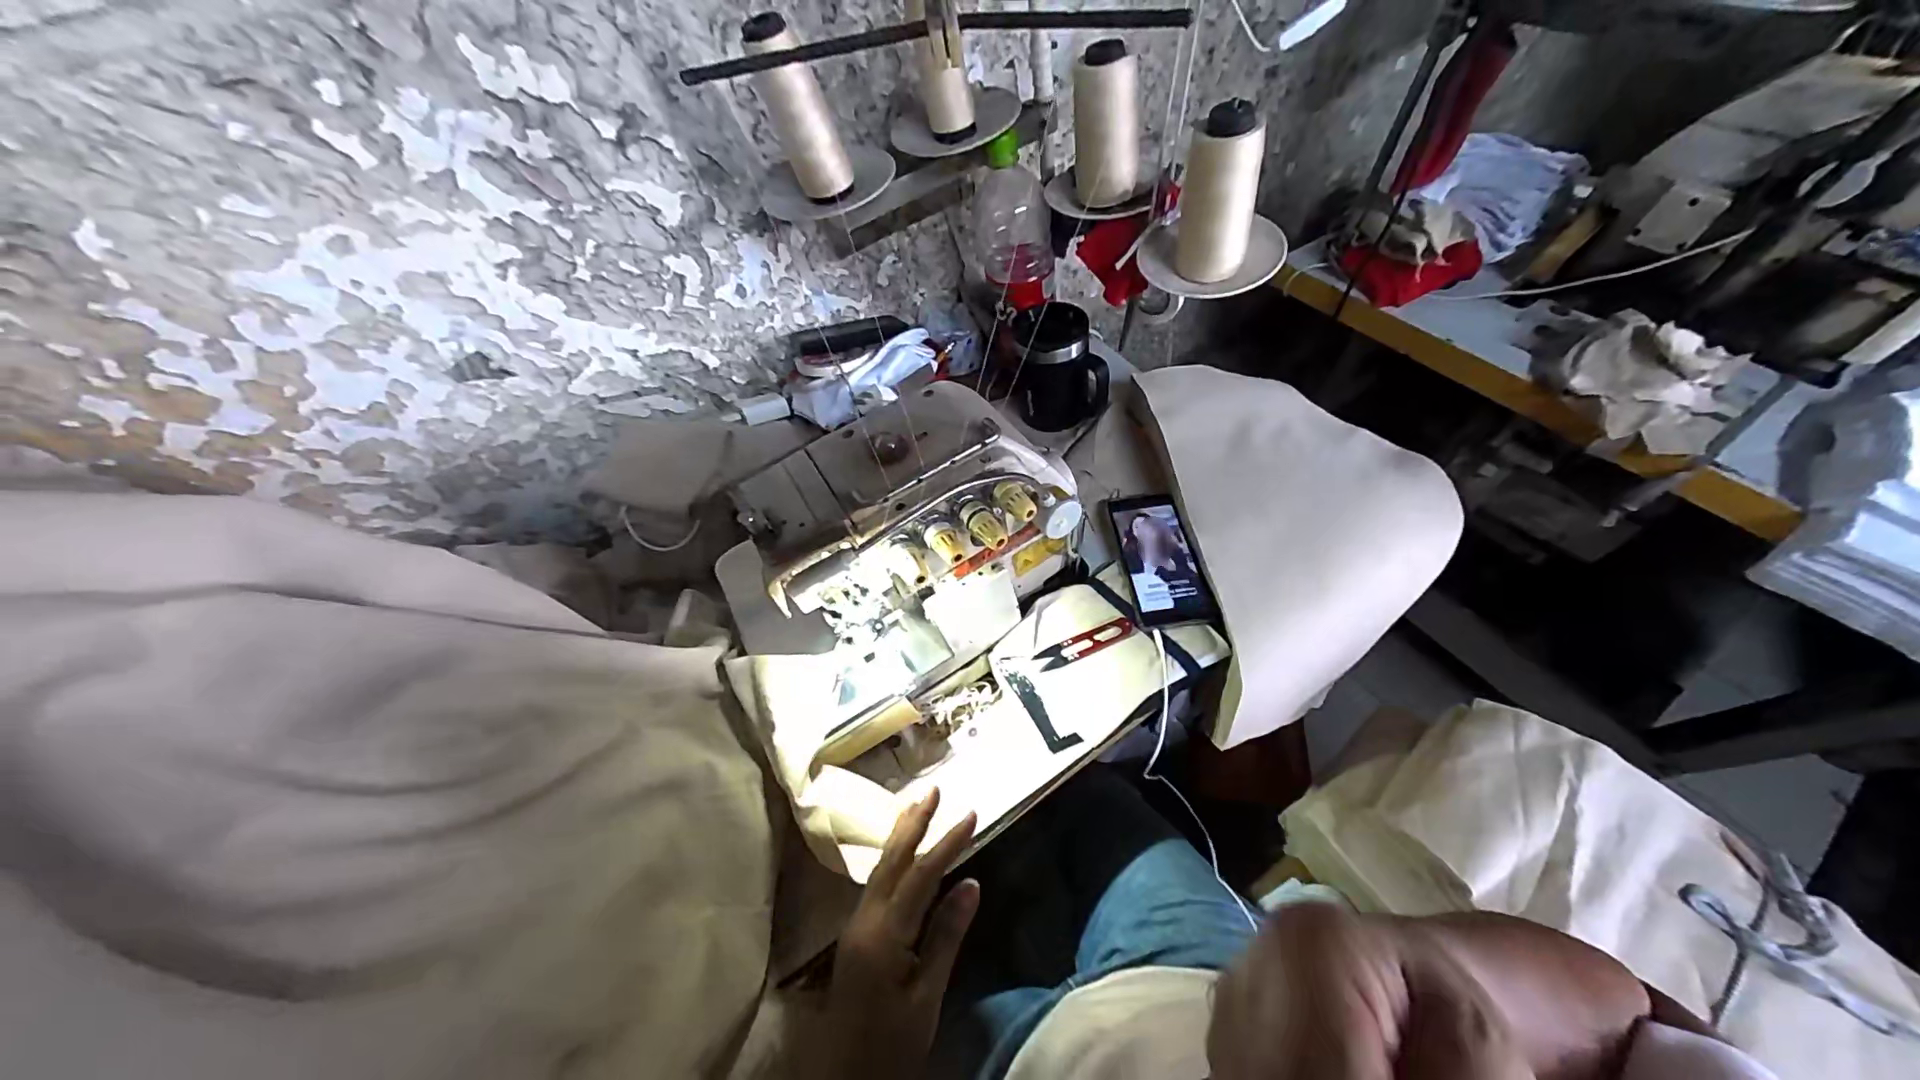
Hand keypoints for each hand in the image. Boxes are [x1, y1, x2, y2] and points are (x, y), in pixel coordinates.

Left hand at [818, 789, 979, 1079]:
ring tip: (917, 806)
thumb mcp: (927, 996)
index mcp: (885, 934)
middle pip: (892, 860)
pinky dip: (894, 859)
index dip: (947, 843)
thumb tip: (970, 884)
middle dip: (914, 823)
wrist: (842, 1077)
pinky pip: (877, 884)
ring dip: (901, 836)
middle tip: (933, 790)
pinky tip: (901, 853)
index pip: (922, 875)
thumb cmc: (891, 1044)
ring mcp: (856, 926)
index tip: (970, 815)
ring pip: (881, 868)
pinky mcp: (856, 936)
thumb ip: (946, 936)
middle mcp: (865, 919)